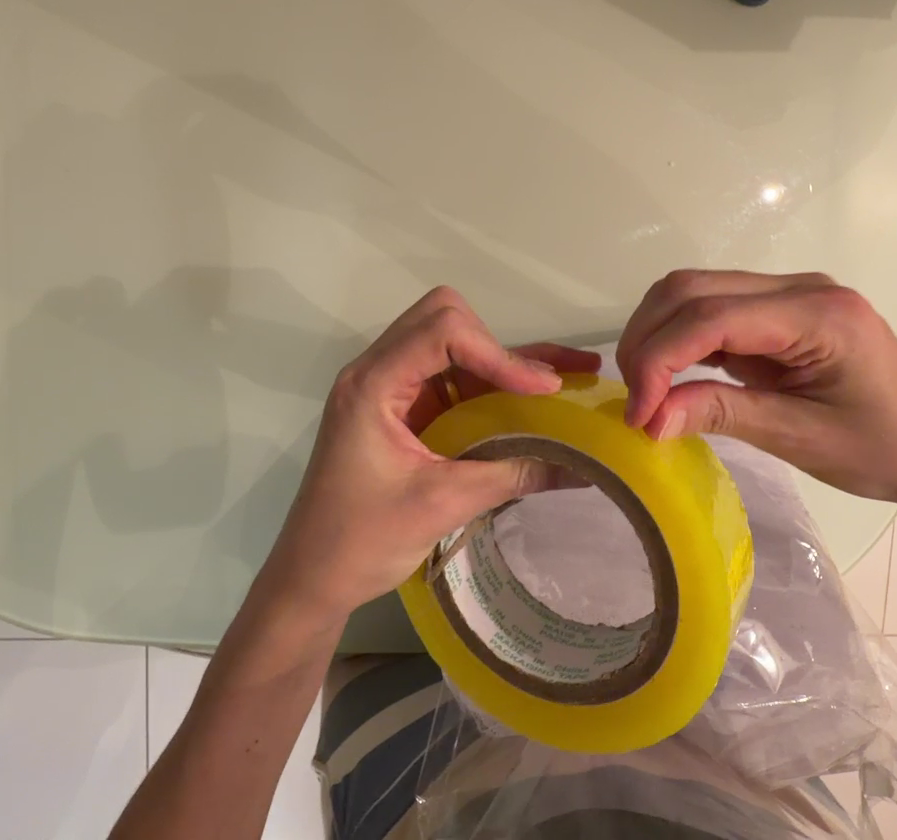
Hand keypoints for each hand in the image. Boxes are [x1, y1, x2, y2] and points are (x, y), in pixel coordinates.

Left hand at [258, 287, 601, 621]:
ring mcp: (389, 390)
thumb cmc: (361, 540)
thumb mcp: (441, 504)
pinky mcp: (402, 411)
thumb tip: (583, 465)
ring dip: (502, 362)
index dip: (499, 353)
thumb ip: (511, 475)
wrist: (313, 576)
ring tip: (566, 377)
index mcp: (372, 384)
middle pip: (444, 319)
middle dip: (499, 346)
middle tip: (544, 385)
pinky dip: (489, 387)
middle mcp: (377, 372)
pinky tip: (531, 401)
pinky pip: (449, 380)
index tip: (543, 391)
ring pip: (451, 346)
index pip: (442, 331)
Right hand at [615, 270, 896, 515]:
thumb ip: (719, 414)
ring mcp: (789, 293)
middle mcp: (800, 287)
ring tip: (647, 392)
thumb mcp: (801, 439)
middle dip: (646, 341)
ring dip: (656, 336)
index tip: (637, 415)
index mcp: (819, 314)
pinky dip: (678, 340)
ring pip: (692, 292)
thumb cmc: (888, 452)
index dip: (658, 359)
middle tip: (635, 401)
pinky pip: (711, 310)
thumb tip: (646, 418)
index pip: (710, 316)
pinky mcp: (779, 310)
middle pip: (690, 289)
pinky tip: (672, 378)